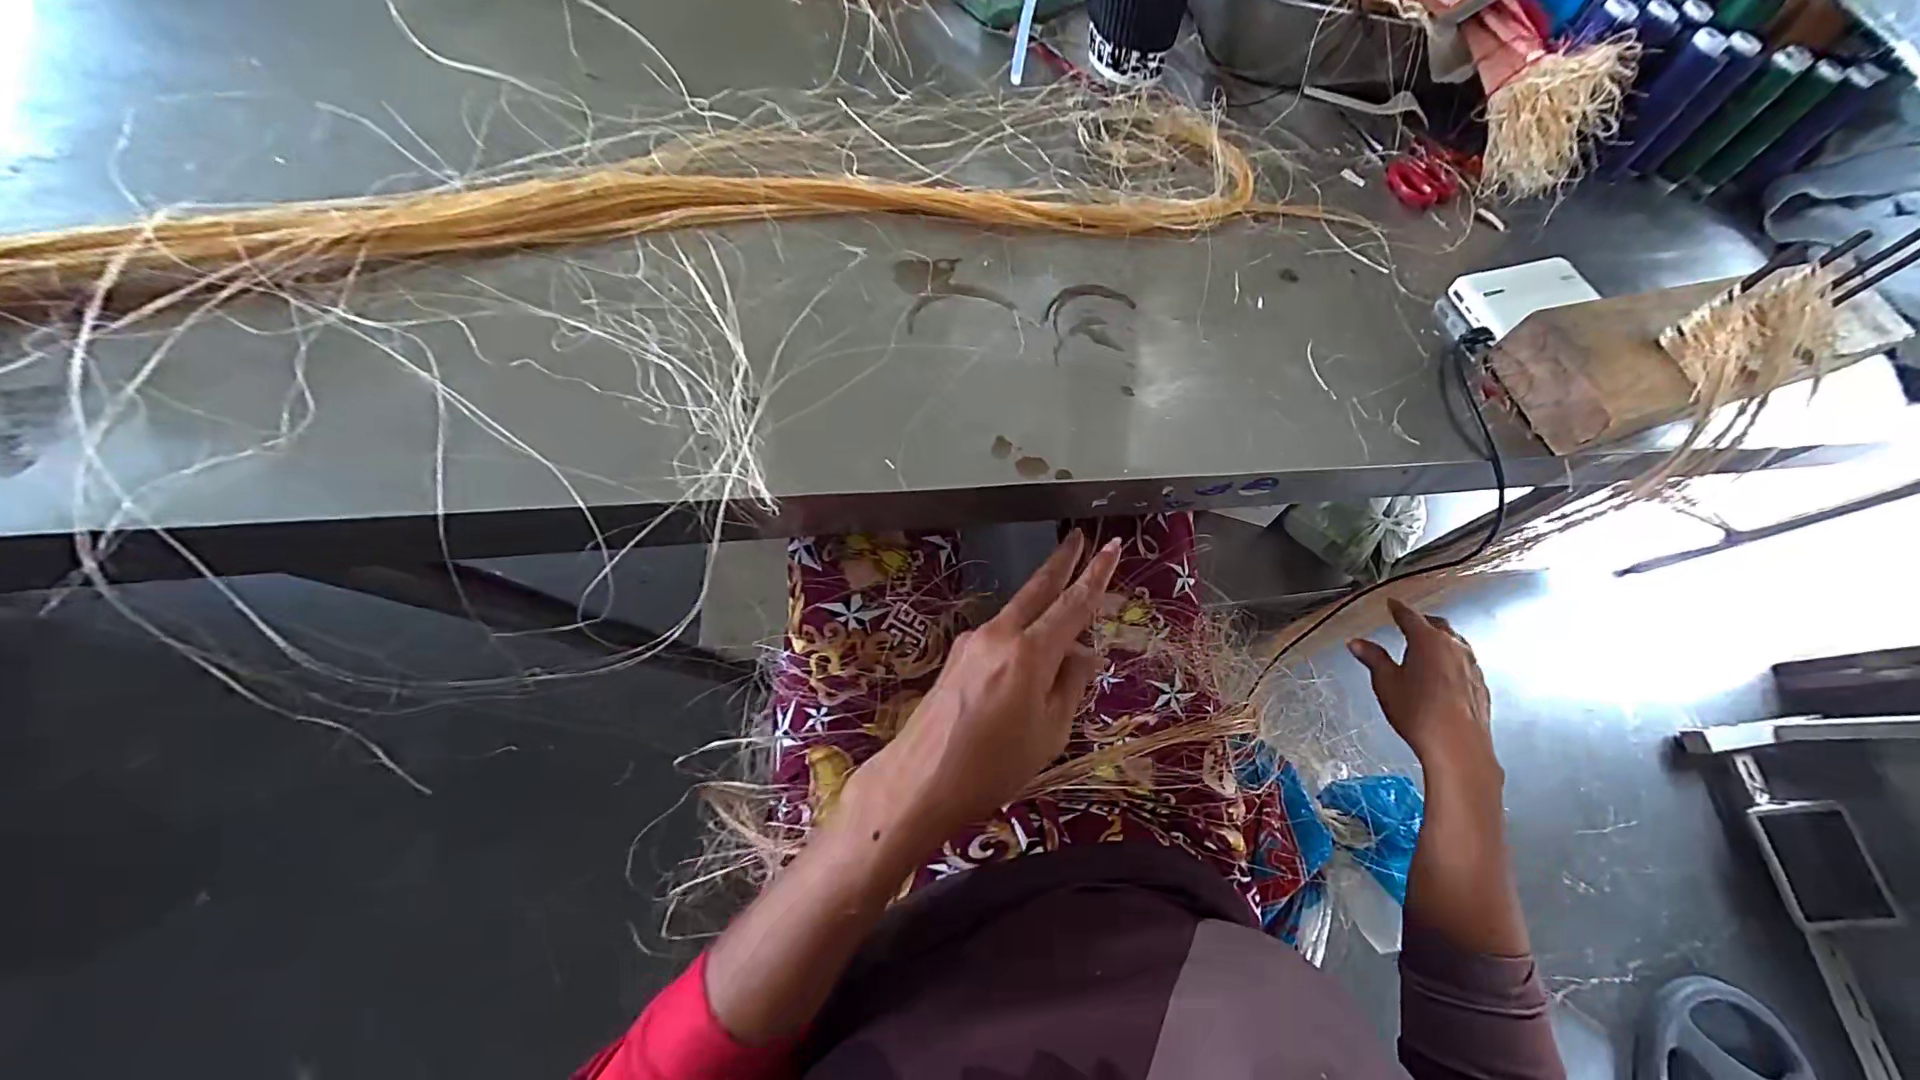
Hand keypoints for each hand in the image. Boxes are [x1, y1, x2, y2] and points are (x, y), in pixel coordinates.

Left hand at [850, 531, 1120, 841]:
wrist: (920, 780)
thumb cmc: (995, 766)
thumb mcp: (1050, 731)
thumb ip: (1070, 684)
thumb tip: (1083, 652)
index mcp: (1030, 652)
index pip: (1073, 604)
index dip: (1097, 574)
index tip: (1112, 546)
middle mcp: (999, 634)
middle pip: (1037, 588)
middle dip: (1061, 561)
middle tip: (1078, 537)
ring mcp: (973, 641)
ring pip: (1017, 612)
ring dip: (1042, 605)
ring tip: (1066, 620)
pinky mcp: (957, 655)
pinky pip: (1000, 635)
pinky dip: (1022, 634)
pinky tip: (1029, 661)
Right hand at [1348, 598, 1497, 778]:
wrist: (1458, 746)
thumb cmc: (1419, 713)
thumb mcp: (1386, 682)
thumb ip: (1373, 658)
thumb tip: (1357, 643)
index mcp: (1428, 641)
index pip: (1410, 616)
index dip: (1398, 609)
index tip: (1392, 604)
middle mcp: (1455, 648)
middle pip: (1438, 625)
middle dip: (1422, 621)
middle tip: (1408, 622)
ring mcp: (1472, 667)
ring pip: (1455, 643)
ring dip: (1439, 640)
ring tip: (1425, 647)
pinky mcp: (1480, 686)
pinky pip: (1464, 663)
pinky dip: (1450, 660)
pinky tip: (1442, 673)